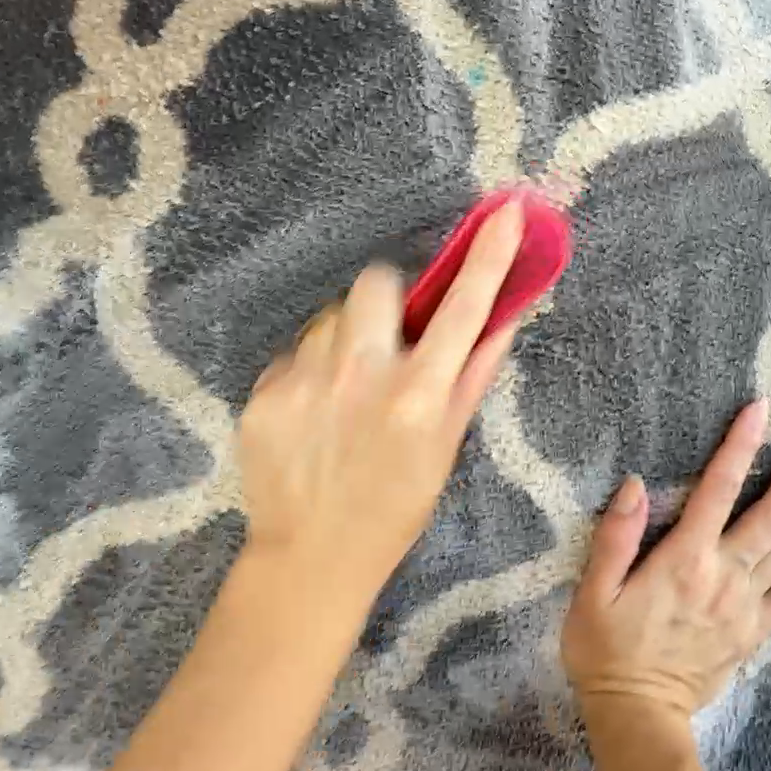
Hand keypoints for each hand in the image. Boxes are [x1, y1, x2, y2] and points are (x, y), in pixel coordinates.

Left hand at [237, 200, 526, 587]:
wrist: (311, 558)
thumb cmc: (395, 506)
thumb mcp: (447, 446)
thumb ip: (472, 376)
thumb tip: (502, 318)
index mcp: (419, 394)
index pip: (463, 309)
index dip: (488, 256)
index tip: (505, 212)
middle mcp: (363, 377)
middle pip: (375, 282)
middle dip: (386, 300)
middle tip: (386, 338)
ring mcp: (307, 382)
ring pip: (331, 319)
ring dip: (344, 341)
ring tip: (342, 390)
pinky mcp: (265, 394)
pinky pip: (295, 353)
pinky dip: (309, 371)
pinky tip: (311, 413)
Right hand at [561, 400, 770, 716]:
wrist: (637, 717)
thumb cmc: (606, 650)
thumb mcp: (592, 593)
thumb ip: (614, 537)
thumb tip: (635, 483)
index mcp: (684, 559)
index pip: (719, 489)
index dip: (741, 445)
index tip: (761, 409)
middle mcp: (725, 576)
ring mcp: (747, 605)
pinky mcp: (756, 631)